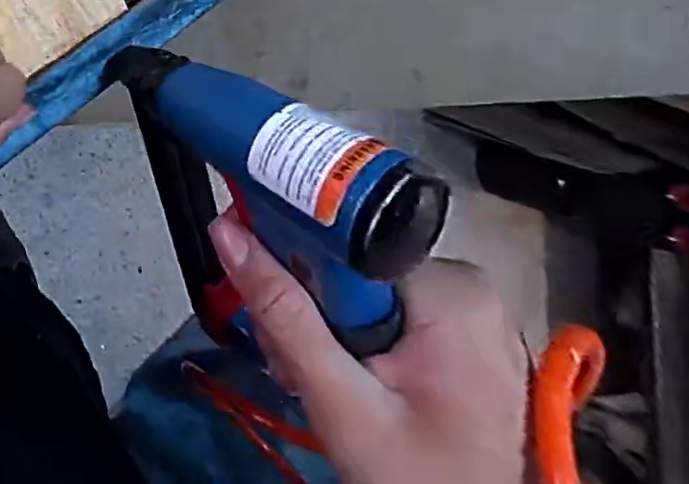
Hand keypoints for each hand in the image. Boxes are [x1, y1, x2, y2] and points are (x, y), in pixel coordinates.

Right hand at [210, 217, 527, 483]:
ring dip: (314, 324)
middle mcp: (462, 284)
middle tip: (281, 356)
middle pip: (341, 262)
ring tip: (305, 377)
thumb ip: (282, 314)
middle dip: (298, 304)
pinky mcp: (456, 335)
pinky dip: (345, 337)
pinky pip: (377, 308)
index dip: (282, 251)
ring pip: (351, 284)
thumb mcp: (342, 405)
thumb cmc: (423, 481)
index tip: (250, 283)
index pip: (336, 236)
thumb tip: (225, 231)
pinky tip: (337, 378)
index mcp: (448, 287)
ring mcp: (463, 311)